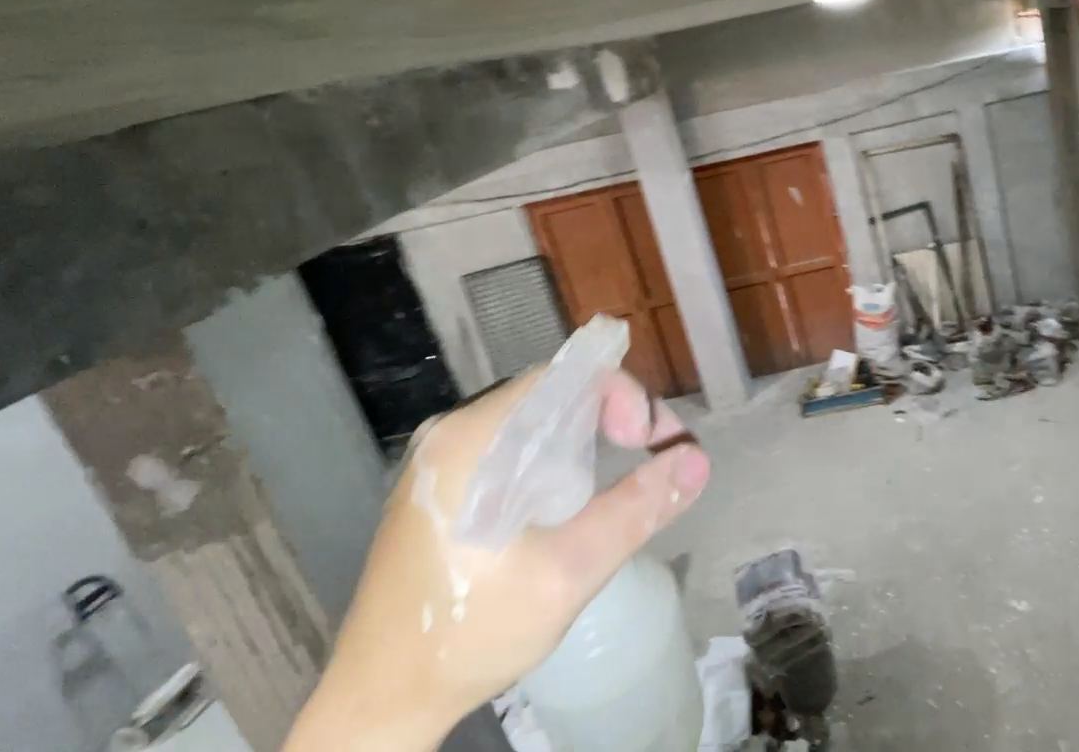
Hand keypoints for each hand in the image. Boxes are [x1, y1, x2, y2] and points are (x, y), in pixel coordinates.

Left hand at [285, 369, 709, 749]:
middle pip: (554, 394)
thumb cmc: (469, 633)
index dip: (621, 396)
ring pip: (540, 422)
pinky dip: (562, 460)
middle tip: (657, 459)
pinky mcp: (447, 485)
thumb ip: (636, 511)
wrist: (380, 701)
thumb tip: (698, 460)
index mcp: (470, 440)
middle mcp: (453, 433)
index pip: (564, 378)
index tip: (650, 444)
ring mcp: (445, 459)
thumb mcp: (567, 574)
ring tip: (626, 482)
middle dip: (616, 417)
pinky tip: (577, 501)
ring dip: (593, 441)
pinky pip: (519, 447)